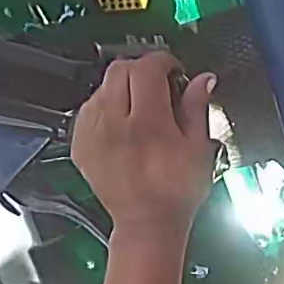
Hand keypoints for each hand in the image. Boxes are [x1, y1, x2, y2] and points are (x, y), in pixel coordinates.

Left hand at [72, 53, 216, 241]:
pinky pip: (88, 108)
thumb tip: (203, 80)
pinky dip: (106, 107)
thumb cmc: (176, 192)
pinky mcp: (80, 145)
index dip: (163, 61)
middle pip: (120, 69)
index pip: (147, 68)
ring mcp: (92, 134)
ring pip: (101, 86)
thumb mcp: (199, 148)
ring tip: (141, 107)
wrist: (147, 223)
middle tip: (159, 84)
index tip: (174, 69)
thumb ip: (197, 107)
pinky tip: (123, 122)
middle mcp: (114, 124)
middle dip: (142, 70)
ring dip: (122, 87)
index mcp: (148, 123)